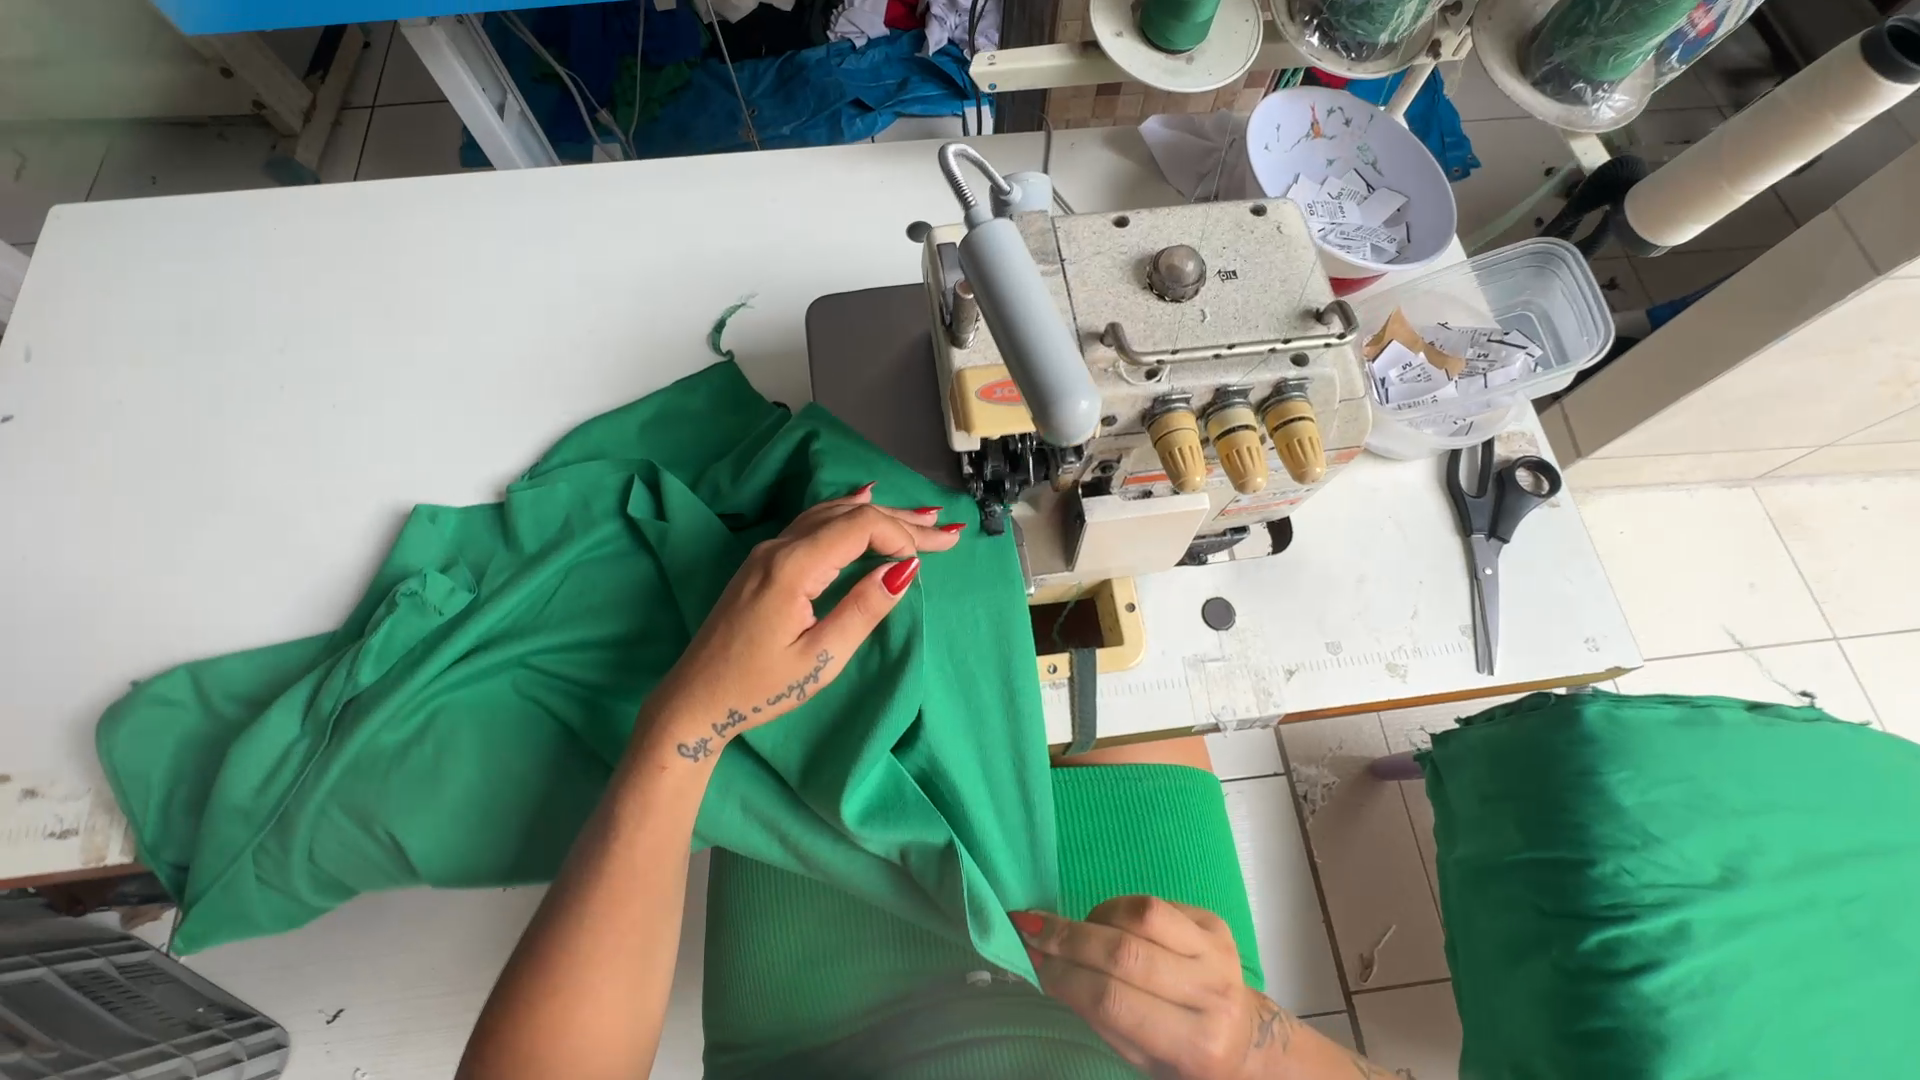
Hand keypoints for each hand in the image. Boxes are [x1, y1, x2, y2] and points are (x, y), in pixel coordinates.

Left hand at [641, 484, 962, 765]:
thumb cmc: (760, 688)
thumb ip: (863, 608)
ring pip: (831, 516)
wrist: (695, 699)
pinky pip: (813, 524)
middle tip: (948, 531)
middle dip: (902, 522)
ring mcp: (767, 551)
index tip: (927, 562)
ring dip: (878, 516)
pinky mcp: (763, 563)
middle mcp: (779, 546)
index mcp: (793, 566)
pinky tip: (862, 504)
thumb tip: (906, 569)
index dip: (900, 536)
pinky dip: (848, 516)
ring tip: (922, 518)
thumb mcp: (821, 658)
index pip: (859, 526)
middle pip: (849, 515)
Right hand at [1012, 897, 1291, 1079]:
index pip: (1113, 1000)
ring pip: (1142, 914)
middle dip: (1068, 937)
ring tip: (1079, 930)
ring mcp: (1218, 953)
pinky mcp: (1215, 922)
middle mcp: (1211, 994)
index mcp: (1193, 1044)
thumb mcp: (1140, 1056)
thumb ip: (1095, 1012)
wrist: (1245, 1037)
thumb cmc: (1180, 1055)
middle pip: (1125, 953)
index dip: (1065, 976)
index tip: (1031, 960)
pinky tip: (1109, 922)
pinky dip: (1119, 908)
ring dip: (1096, 917)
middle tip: (1031, 927)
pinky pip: (1154, 901)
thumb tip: (1043, 964)